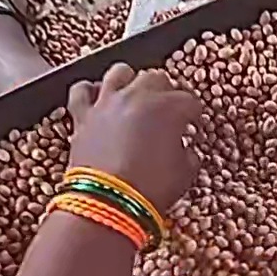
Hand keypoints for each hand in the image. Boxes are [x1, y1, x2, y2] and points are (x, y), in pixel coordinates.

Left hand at [65, 63, 201, 213]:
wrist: (109, 202)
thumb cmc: (149, 189)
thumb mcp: (184, 175)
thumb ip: (189, 156)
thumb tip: (186, 151)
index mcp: (168, 108)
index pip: (189, 102)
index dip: (194, 115)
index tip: (194, 126)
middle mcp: (137, 96)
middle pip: (157, 79)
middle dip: (166, 93)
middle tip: (169, 110)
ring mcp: (107, 102)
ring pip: (120, 73)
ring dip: (131, 81)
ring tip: (136, 94)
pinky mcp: (83, 115)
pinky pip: (82, 90)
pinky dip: (91, 91)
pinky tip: (98, 97)